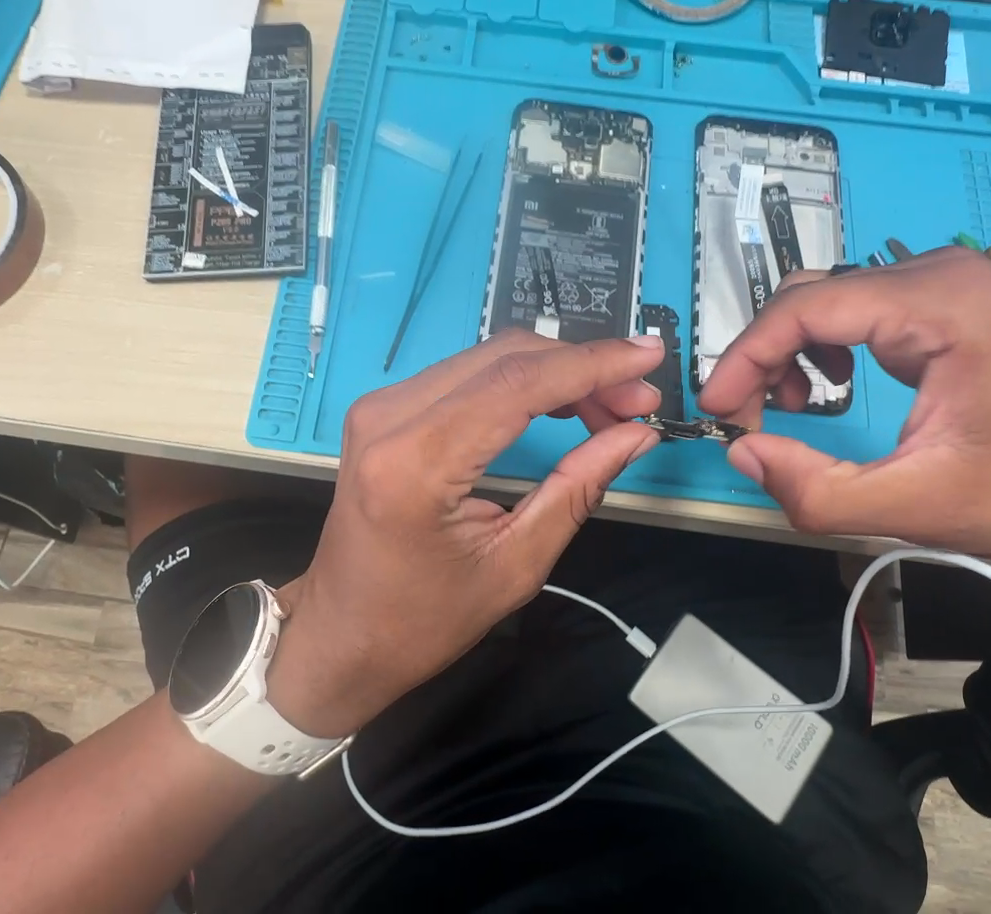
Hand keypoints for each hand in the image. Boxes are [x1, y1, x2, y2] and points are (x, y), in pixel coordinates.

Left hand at [266, 330, 665, 735]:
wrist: (340, 633)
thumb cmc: (422, 620)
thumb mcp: (514, 566)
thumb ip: (578, 490)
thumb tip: (637, 434)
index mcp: (416, 463)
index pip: (517, 383)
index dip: (592, 364)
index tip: (650, 357)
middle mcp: (390, 416)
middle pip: (504, 356)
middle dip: (582, 368)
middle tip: (637, 402)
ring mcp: (380, 405)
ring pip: (487, 357)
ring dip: (554, 372)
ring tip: (609, 409)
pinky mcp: (383, 409)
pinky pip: (465, 374)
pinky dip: (520, 381)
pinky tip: (560, 405)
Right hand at [697, 247, 990, 569]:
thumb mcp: (920, 506)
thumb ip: (816, 490)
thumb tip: (741, 453)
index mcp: (940, 303)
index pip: (805, 308)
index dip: (745, 358)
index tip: (716, 411)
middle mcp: (943, 274)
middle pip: (814, 294)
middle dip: (765, 355)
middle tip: (749, 419)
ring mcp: (955, 286)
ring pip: (835, 298)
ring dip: (795, 350)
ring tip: (790, 406)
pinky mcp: (958, 307)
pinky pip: (866, 309)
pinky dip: (830, 346)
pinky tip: (835, 387)